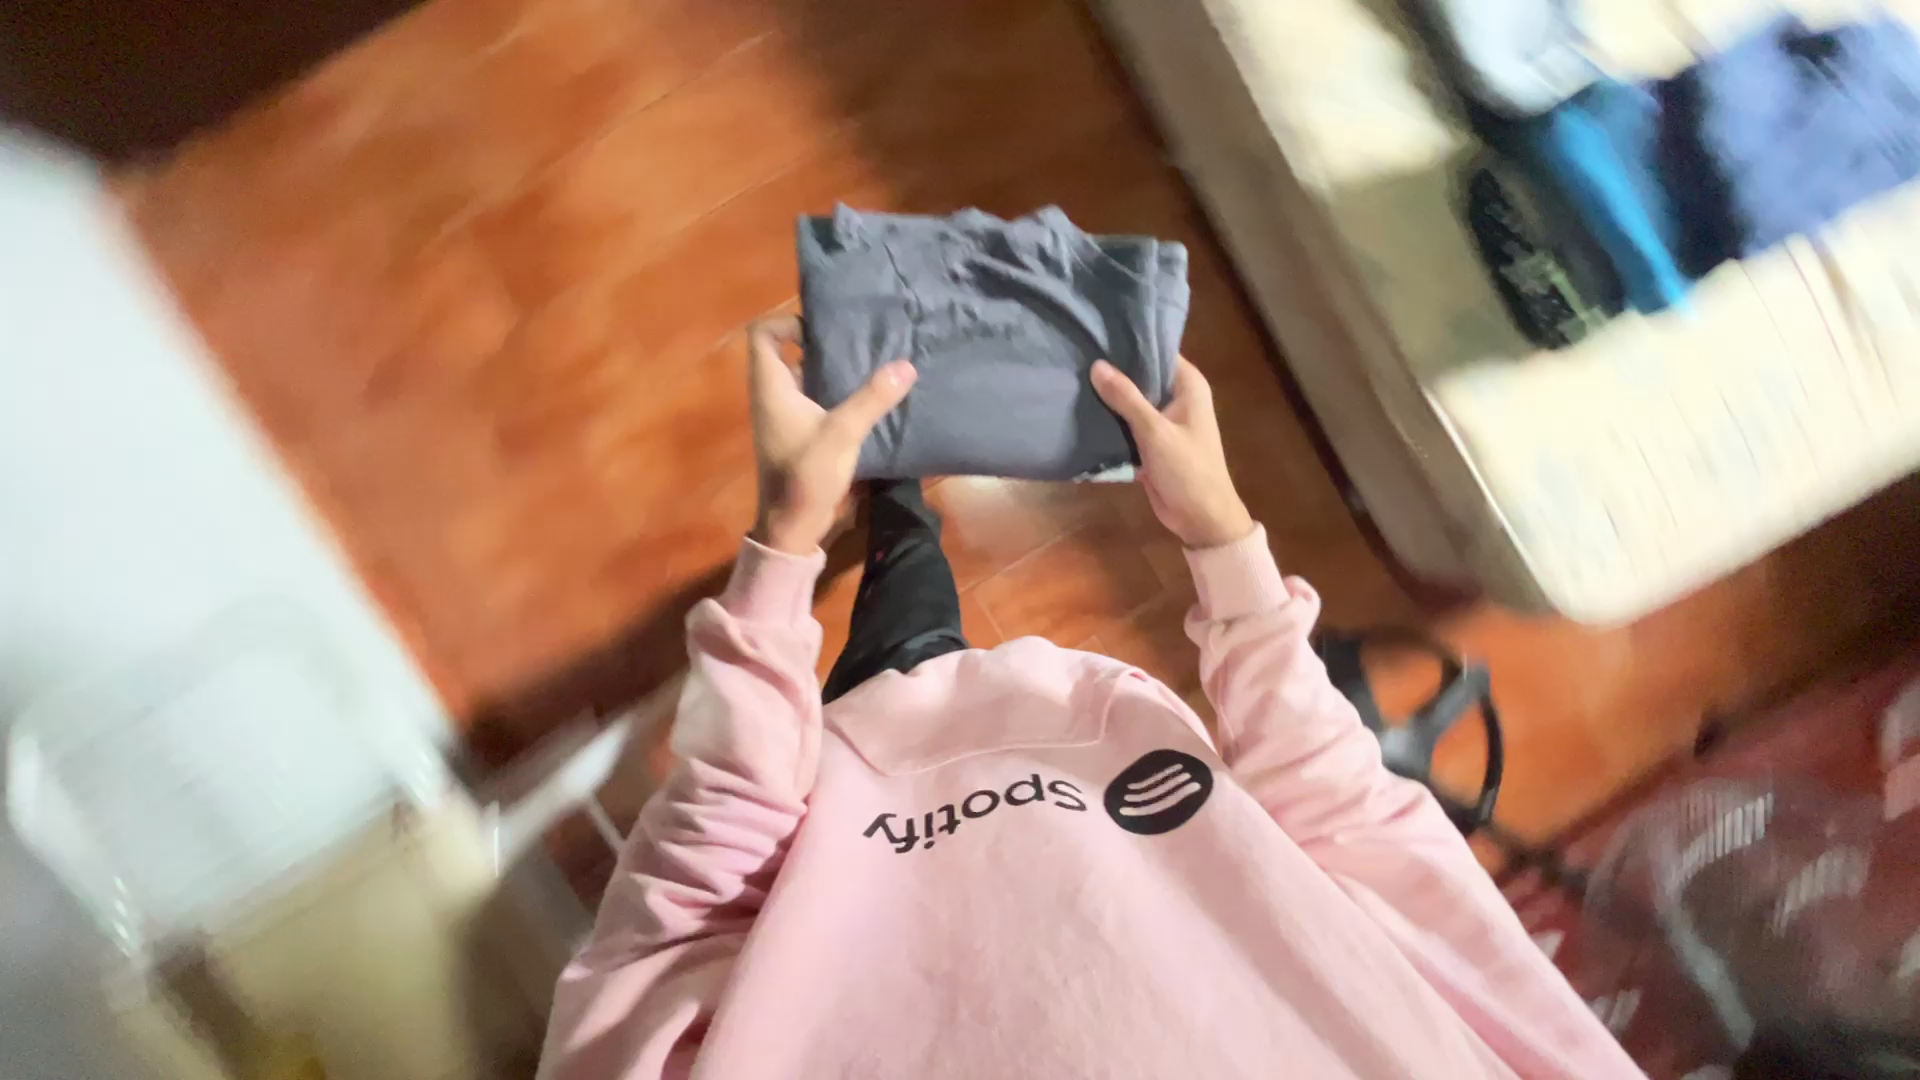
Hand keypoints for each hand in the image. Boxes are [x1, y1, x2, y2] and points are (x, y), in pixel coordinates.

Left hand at [747, 316, 916, 554]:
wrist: (792, 526)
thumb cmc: (806, 476)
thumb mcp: (842, 434)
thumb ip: (872, 399)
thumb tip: (906, 366)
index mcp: (771, 388)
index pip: (762, 335)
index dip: (787, 323)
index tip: (823, 330)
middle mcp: (773, 396)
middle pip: (786, 353)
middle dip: (819, 343)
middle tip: (858, 340)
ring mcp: (785, 417)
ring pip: (804, 378)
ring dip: (831, 370)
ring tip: (869, 363)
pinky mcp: (799, 435)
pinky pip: (815, 401)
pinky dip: (836, 394)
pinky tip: (867, 398)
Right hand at [1091, 357, 1253, 548]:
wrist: (1200, 518)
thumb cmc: (1188, 470)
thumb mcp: (1155, 432)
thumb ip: (1126, 398)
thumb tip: (1097, 366)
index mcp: (1188, 386)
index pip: (1158, 352)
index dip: (1132, 343)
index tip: (1099, 333)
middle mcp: (1177, 398)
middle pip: (1142, 376)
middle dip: (1114, 370)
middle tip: (1077, 355)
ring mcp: (1163, 421)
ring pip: (1132, 401)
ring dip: (1109, 397)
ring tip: (1073, 378)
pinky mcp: (1150, 443)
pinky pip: (1127, 425)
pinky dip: (1111, 421)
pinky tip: (1082, 411)